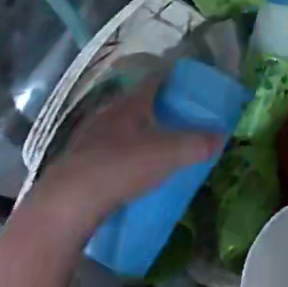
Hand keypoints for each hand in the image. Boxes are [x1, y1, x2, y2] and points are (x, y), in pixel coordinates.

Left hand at [25, 71, 223, 230]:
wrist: (65, 207)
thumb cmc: (121, 168)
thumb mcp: (171, 154)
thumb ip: (199, 143)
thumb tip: (222, 136)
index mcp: (130, 105)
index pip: (155, 80)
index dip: (173, 79)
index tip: (189, 85)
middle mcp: (107, 115)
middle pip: (136, 104)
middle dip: (157, 108)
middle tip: (178, 117)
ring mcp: (87, 140)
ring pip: (119, 128)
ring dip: (137, 133)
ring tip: (156, 144)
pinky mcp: (75, 165)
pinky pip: (105, 151)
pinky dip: (121, 155)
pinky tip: (129, 170)